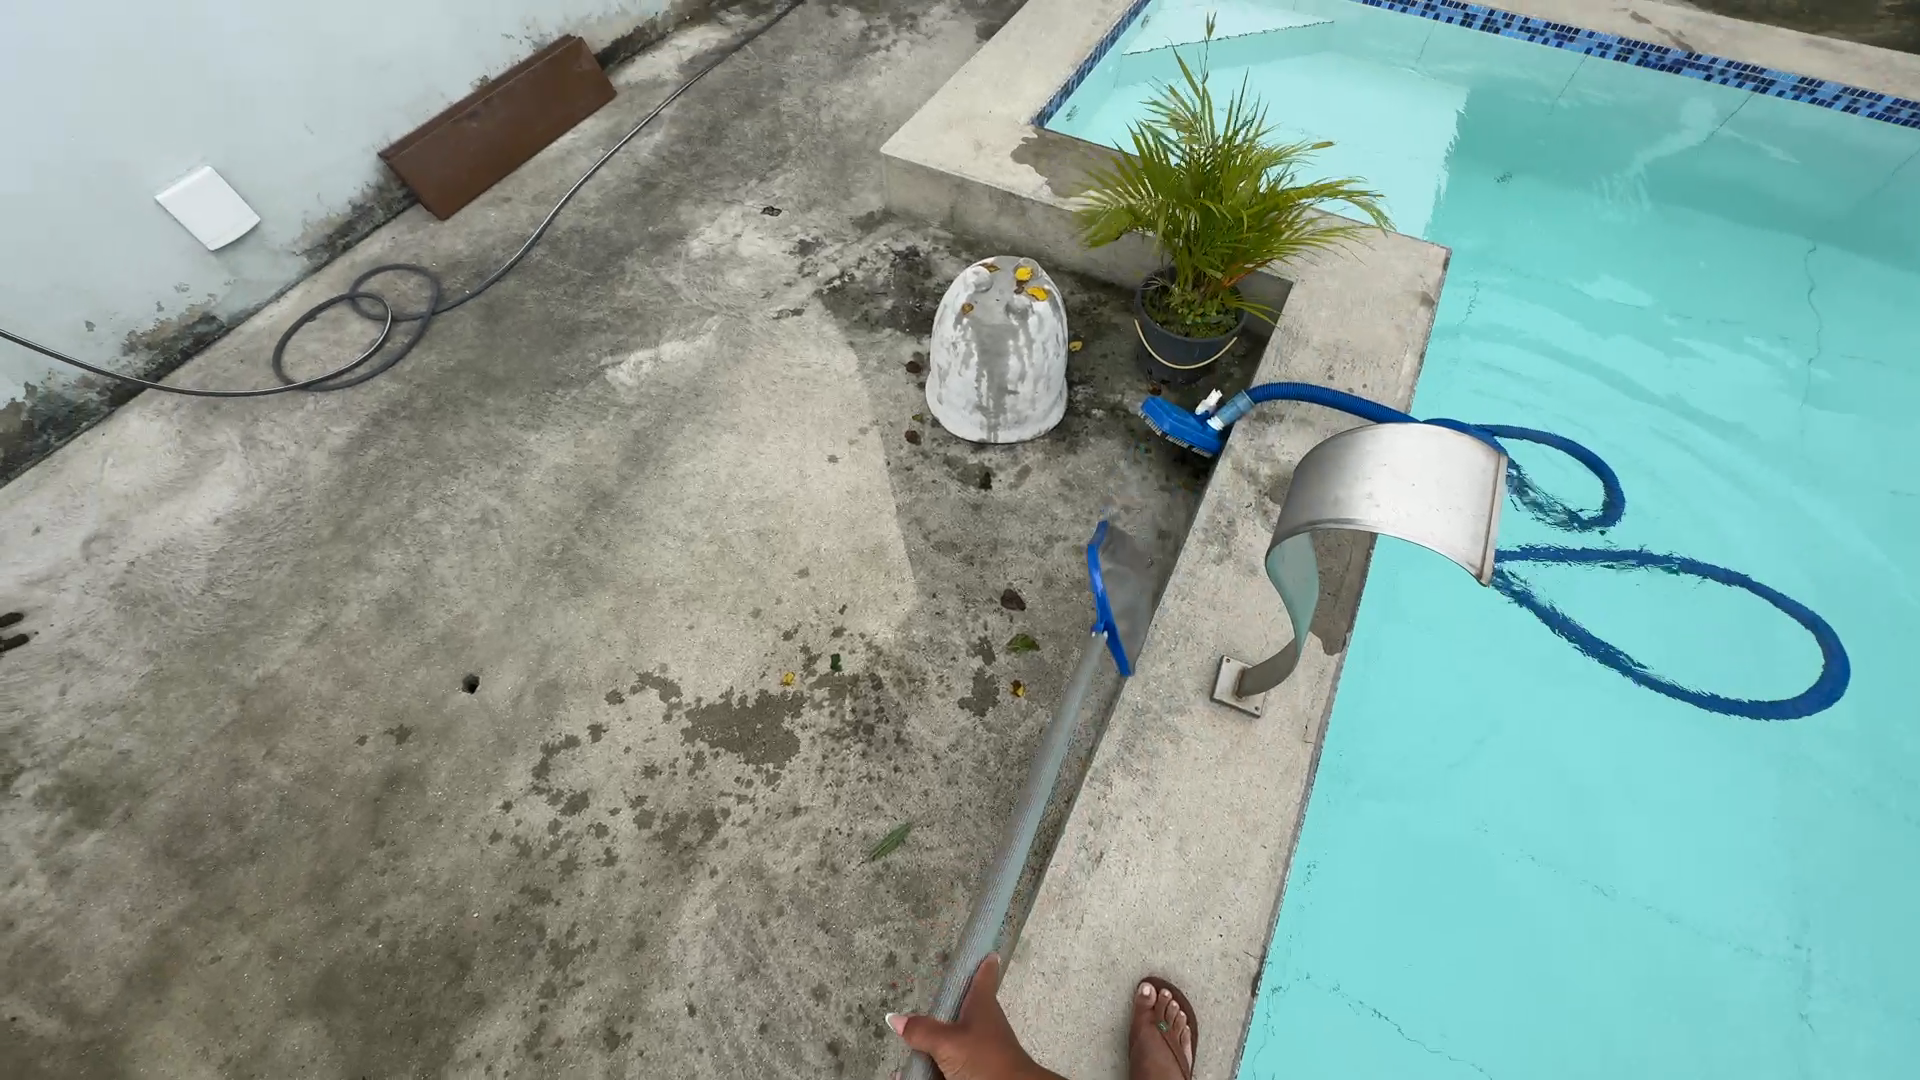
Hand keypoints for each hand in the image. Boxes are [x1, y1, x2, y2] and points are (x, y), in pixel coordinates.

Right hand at [886, 954, 1062, 1079]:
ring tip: (911, 1048)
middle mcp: (984, 1022)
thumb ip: (922, 1031)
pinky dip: (936, 1065)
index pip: (985, 974)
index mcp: (981, 1004)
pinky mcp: (980, 1069)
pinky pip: (954, 1063)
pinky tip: (915, 1074)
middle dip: (944, 1011)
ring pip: (956, 1040)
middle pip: (964, 1008)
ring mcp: (983, 1047)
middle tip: (925, 1009)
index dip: (984, 962)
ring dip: (935, 1044)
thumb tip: (894, 1018)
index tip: (989, 951)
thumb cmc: (985, 1060)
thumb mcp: (948, 1043)